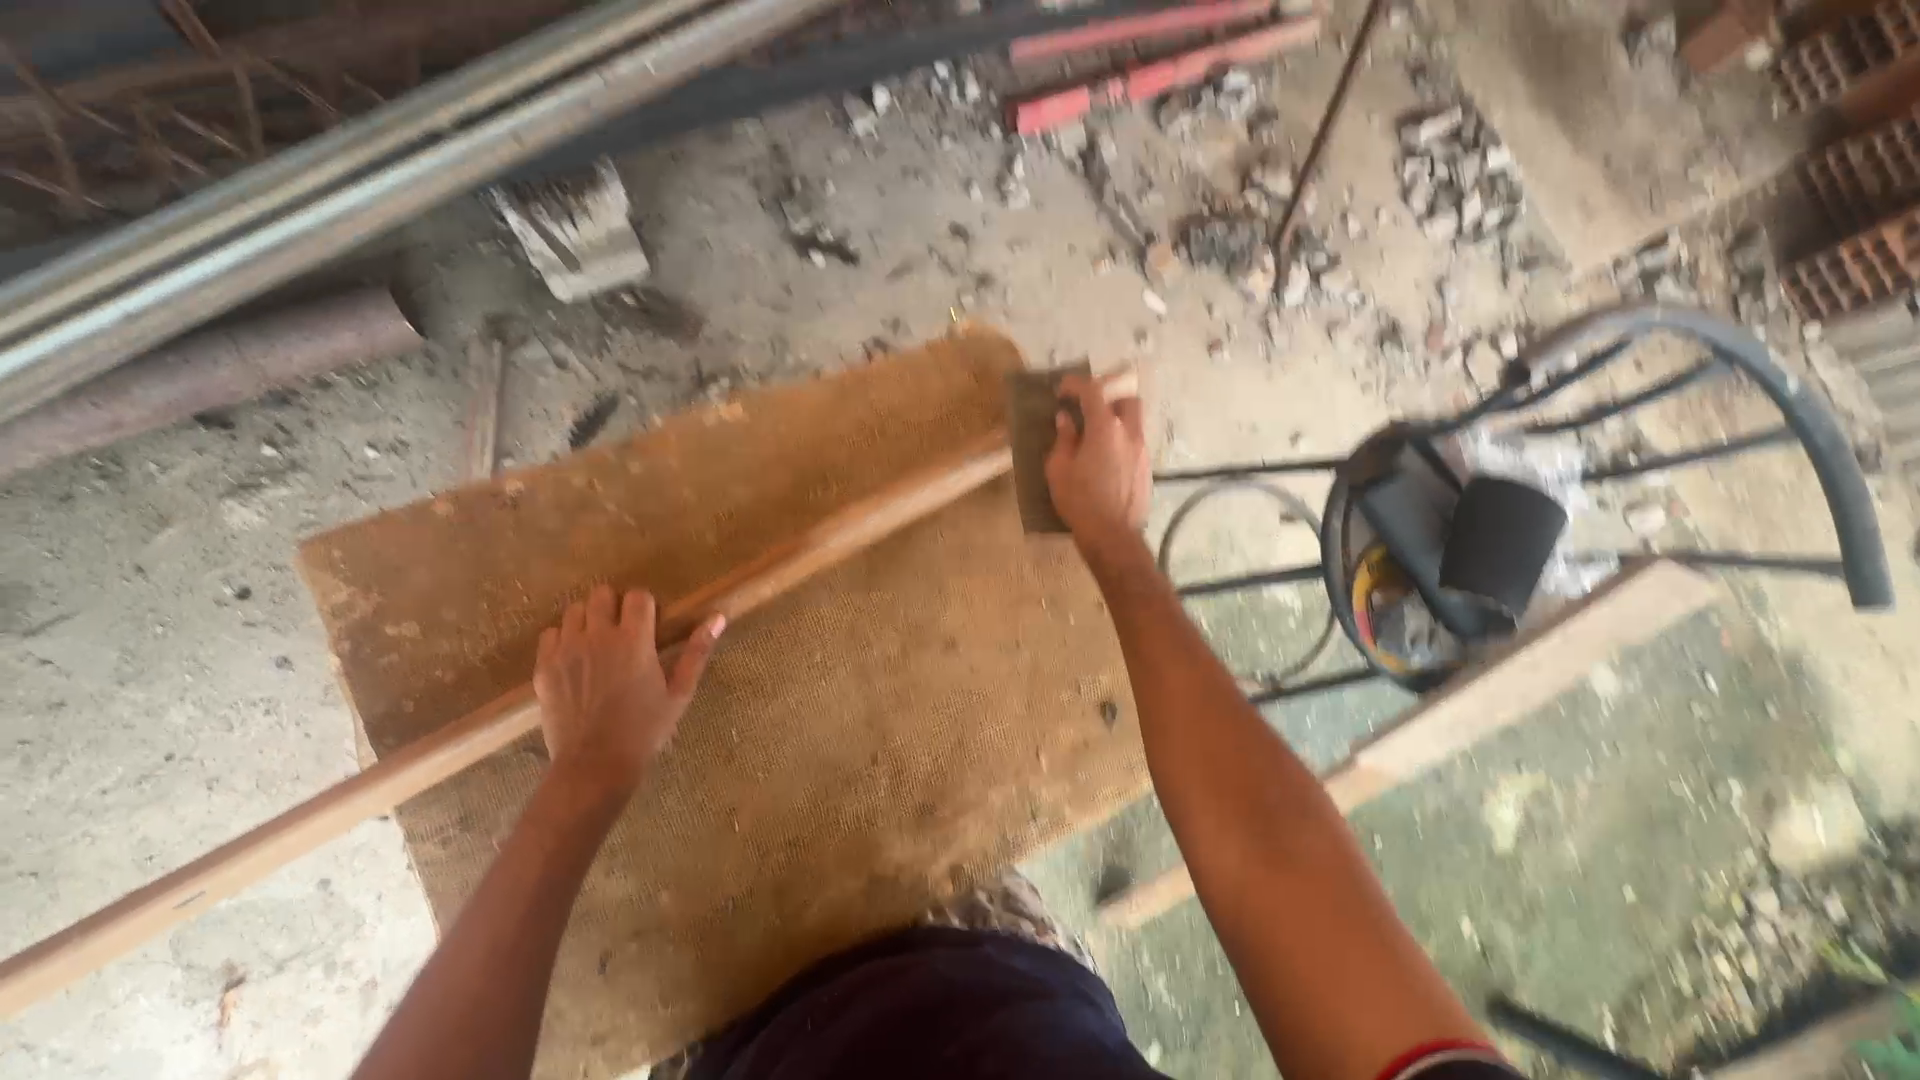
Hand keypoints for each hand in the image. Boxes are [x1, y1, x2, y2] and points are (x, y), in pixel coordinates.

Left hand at [532, 584, 724, 794]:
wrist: (595, 763)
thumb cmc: (644, 730)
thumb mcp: (679, 693)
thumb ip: (697, 653)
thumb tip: (718, 618)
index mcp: (634, 640)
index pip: (638, 596)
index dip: (645, 605)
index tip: (649, 623)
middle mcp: (598, 636)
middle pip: (602, 594)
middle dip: (614, 606)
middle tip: (621, 630)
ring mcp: (567, 649)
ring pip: (574, 611)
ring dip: (587, 620)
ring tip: (596, 642)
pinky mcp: (545, 666)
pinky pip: (550, 633)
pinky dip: (562, 639)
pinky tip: (574, 658)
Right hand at [1046, 374, 1149, 545]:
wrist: (1112, 534)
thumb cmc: (1079, 500)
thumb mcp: (1059, 469)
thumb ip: (1064, 439)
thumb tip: (1066, 420)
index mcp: (1105, 428)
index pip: (1092, 391)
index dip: (1075, 384)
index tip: (1062, 390)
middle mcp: (1130, 433)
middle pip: (1127, 400)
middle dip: (1109, 399)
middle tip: (1089, 411)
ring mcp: (1142, 451)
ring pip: (1134, 423)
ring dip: (1116, 422)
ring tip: (1096, 439)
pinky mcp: (1146, 469)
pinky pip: (1135, 445)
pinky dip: (1121, 443)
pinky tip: (1106, 462)